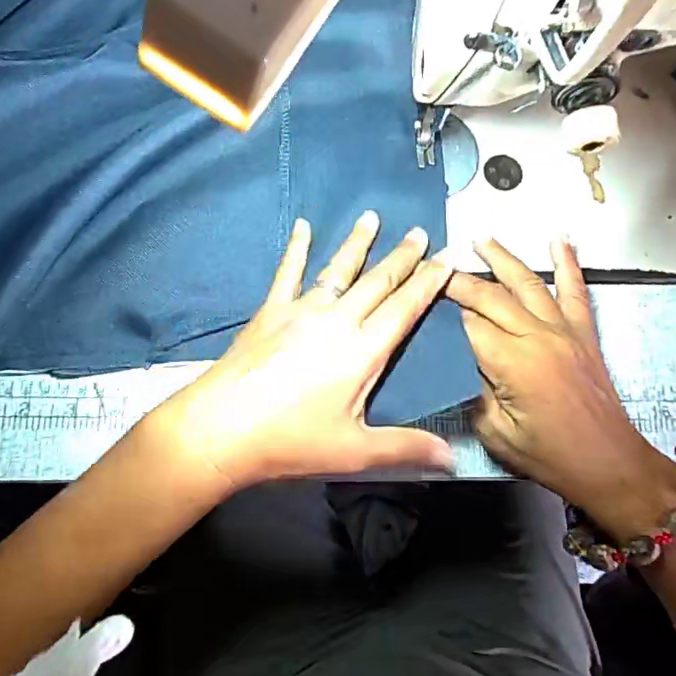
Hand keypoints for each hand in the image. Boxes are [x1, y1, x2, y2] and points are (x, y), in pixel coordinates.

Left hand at [143, 211, 455, 495]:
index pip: (405, 308)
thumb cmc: (290, 440)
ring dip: (357, 243)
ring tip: (371, 217)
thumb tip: (453, 458)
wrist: (223, 427)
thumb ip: (405, 448)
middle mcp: (336, 321)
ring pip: (337, 270)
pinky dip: (296, 249)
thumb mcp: (353, 451)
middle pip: (376, 281)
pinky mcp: (269, 312)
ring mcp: (300, 311)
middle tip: (419, 231)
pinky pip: (287, 273)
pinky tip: (302, 227)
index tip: (446, 258)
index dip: (428, 282)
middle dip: (401, 256)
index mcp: (363, 351)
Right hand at [445, 237, 675, 541]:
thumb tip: (462, 359)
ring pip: (528, 283)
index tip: (419, 290)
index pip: (467, 322)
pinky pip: (576, 290)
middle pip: (491, 296)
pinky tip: (560, 241)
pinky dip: (568, 263)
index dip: (441, 306)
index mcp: (511, 362)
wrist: (610, 464)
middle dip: (460, 278)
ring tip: (481, 240)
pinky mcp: (583, 334)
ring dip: (502, 258)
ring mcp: (564, 330)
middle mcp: (537, 336)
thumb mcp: (495, 432)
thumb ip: (474, 389)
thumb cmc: (550, 456)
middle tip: (435, 262)